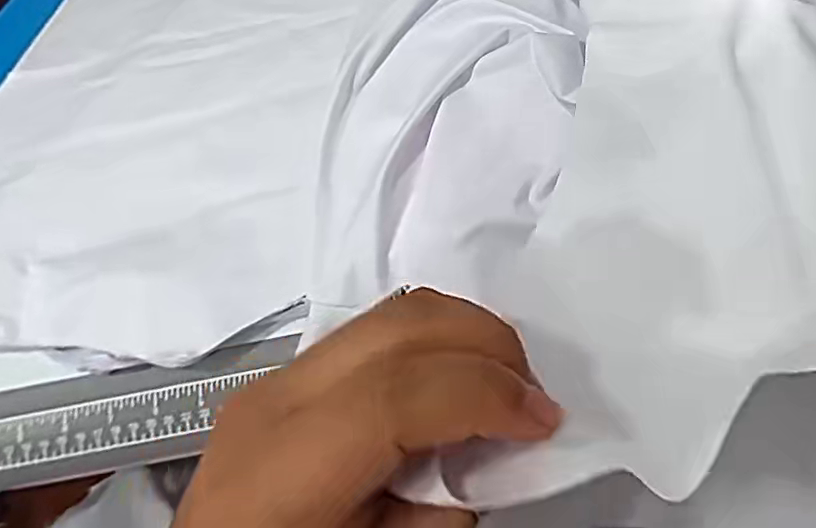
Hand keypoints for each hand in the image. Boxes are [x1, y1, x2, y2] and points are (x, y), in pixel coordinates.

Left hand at [175, 289, 562, 527]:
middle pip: (404, 325)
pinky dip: (439, 339)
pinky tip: (460, 377)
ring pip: (400, 309)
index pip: (395, 394)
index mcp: (274, 474)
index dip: (482, 395)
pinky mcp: (295, 370)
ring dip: (468, 333)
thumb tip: (496, 443)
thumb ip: (443, 505)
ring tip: (503, 383)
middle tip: (531, 395)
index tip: (542, 421)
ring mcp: (280, 375)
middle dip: (487, 344)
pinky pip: (384, 328)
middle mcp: (273, 402)